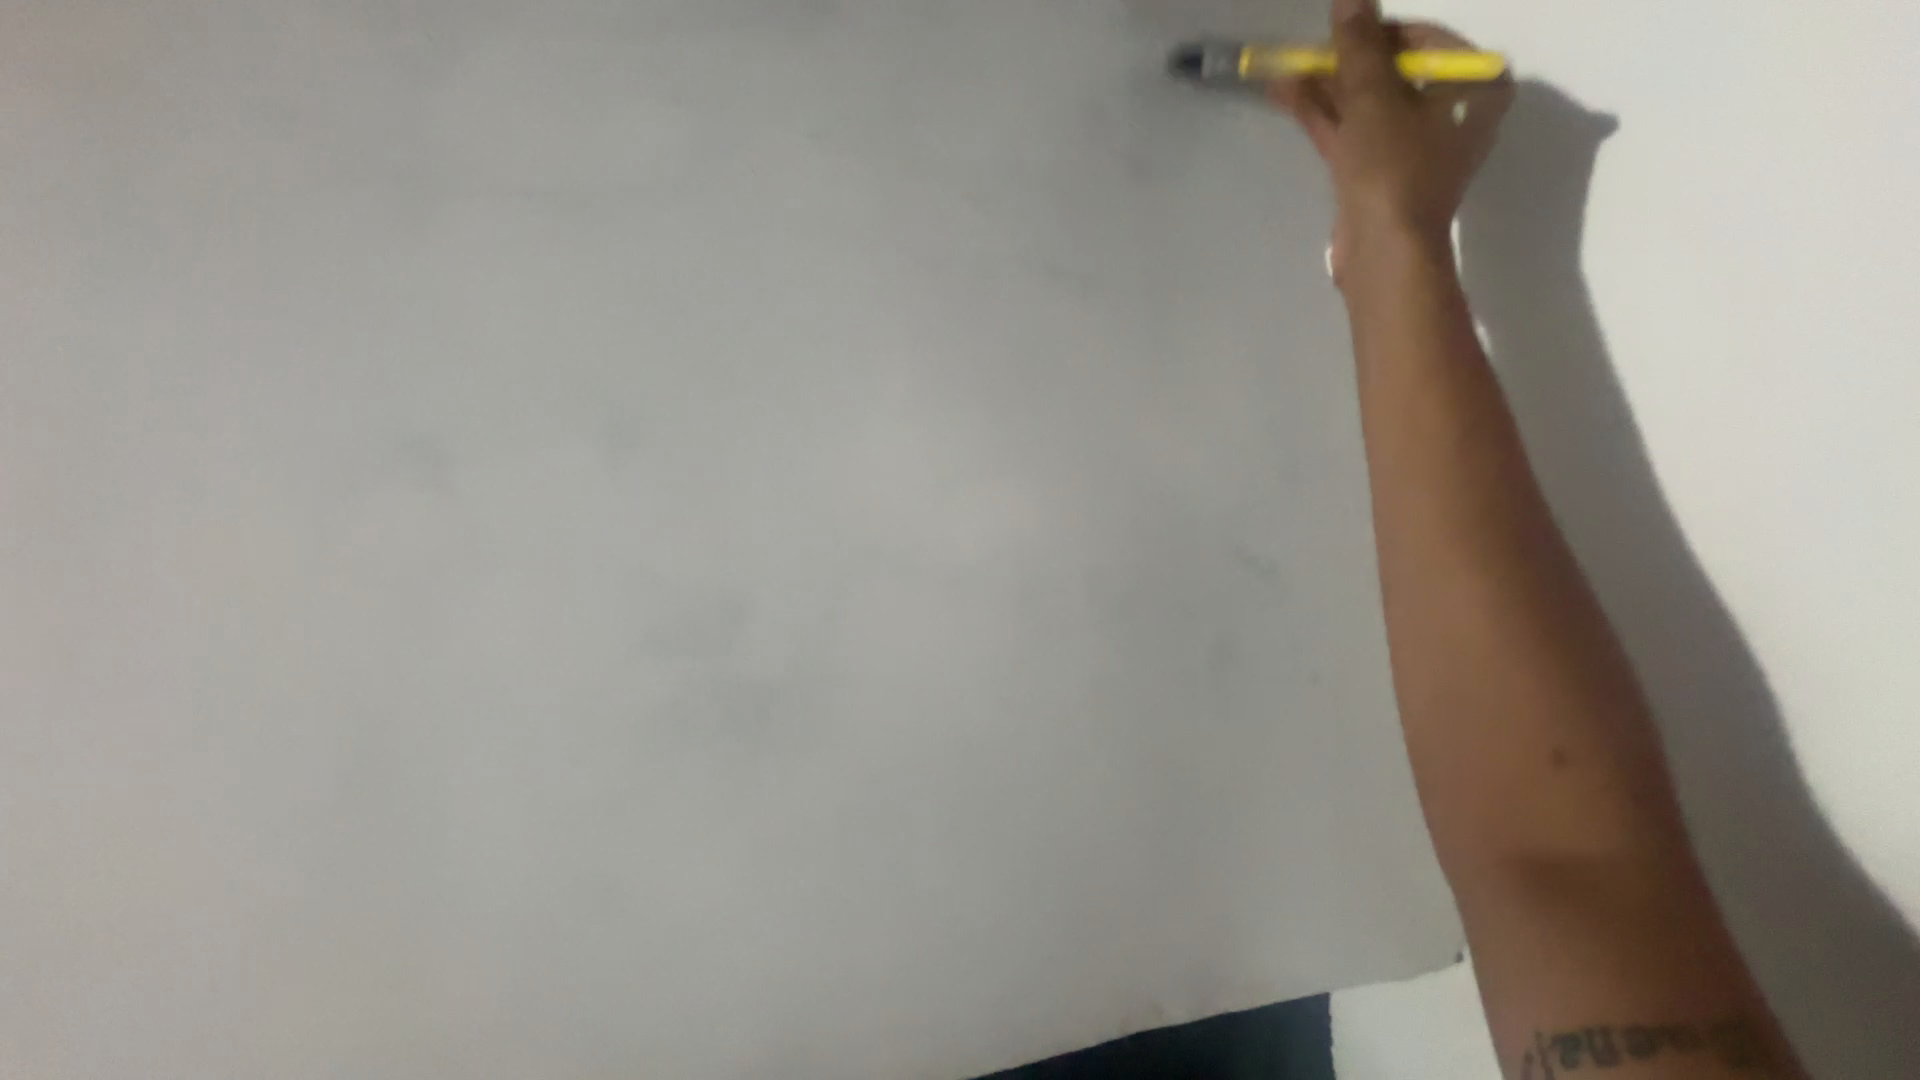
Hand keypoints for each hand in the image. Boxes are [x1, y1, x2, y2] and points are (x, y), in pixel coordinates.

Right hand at [1270, 0, 1513, 279]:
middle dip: (1344, 64)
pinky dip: (1325, 118)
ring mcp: (1415, 148)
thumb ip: (1360, 45)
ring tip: (1283, 72)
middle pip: (1392, 74)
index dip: (1376, 33)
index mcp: (1475, 86)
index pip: (1424, 40)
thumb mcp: (1374, 98)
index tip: (1336, 32)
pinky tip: (1288, 98)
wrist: (1383, 252)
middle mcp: (1452, 113)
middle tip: (1307, 52)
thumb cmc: (1393, 169)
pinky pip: (1355, 134)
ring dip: (1326, 90)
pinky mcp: (1383, 176)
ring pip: (1367, 107)